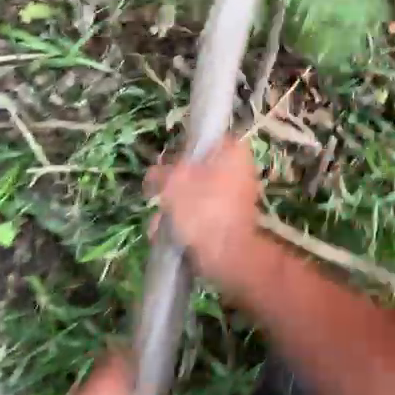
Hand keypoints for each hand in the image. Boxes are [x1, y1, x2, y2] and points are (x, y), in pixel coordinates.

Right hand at [154, 136, 262, 285]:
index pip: (206, 138)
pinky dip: (185, 225)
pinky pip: (202, 216)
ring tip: (159, 226)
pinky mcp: (230, 222)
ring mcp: (237, 198)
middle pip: (197, 170)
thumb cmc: (202, 208)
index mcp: (234, 151)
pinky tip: (166, 238)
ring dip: (173, 211)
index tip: (168, 164)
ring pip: (196, 196)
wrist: (228, 256)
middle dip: (173, 188)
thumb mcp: (172, 182)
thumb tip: (155, 174)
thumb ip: (160, 172)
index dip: (183, 150)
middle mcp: (240, 170)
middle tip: (159, 198)